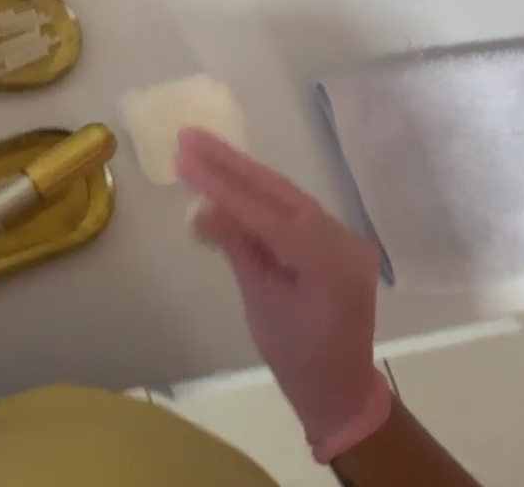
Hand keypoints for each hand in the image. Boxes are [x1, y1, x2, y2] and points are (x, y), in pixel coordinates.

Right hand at [178, 127, 391, 463]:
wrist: (340, 387)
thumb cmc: (297, 356)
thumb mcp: (260, 300)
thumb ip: (237, 247)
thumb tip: (202, 208)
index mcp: (328, 262)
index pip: (265, 212)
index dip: (221, 184)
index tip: (182, 158)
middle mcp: (341, 238)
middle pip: (275, 190)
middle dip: (227, 162)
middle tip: (186, 136)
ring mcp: (339, 234)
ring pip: (280, 193)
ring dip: (237, 170)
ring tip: (196, 146)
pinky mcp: (329, 236)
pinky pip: (287, 206)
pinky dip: (253, 191)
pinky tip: (224, 176)